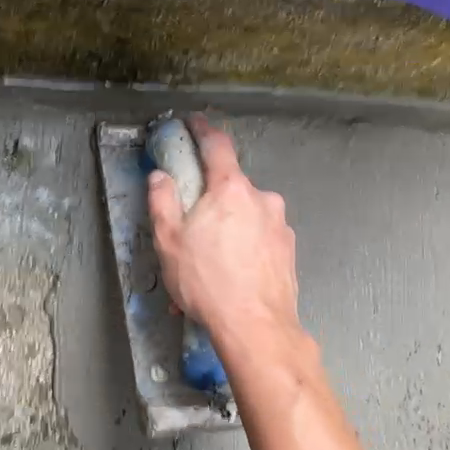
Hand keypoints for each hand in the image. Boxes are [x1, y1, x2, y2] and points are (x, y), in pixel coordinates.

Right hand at [148, 115, 300, 344]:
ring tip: (205, 269)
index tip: (194, 123)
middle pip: (230, 187)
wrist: (256, 327)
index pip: (217, 145)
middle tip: (189, 231)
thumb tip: (161, 178)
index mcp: (229, 189)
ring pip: (245, 218)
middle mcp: (261, 198)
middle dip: (210, 203)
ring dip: (226, 233)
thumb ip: (162, 202)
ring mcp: (279, 224)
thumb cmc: (207, 282)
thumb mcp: (169, 241)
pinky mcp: (288, 250)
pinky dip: (241, 252)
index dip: (203, 130)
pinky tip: (227, 279)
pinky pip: (258, 241)